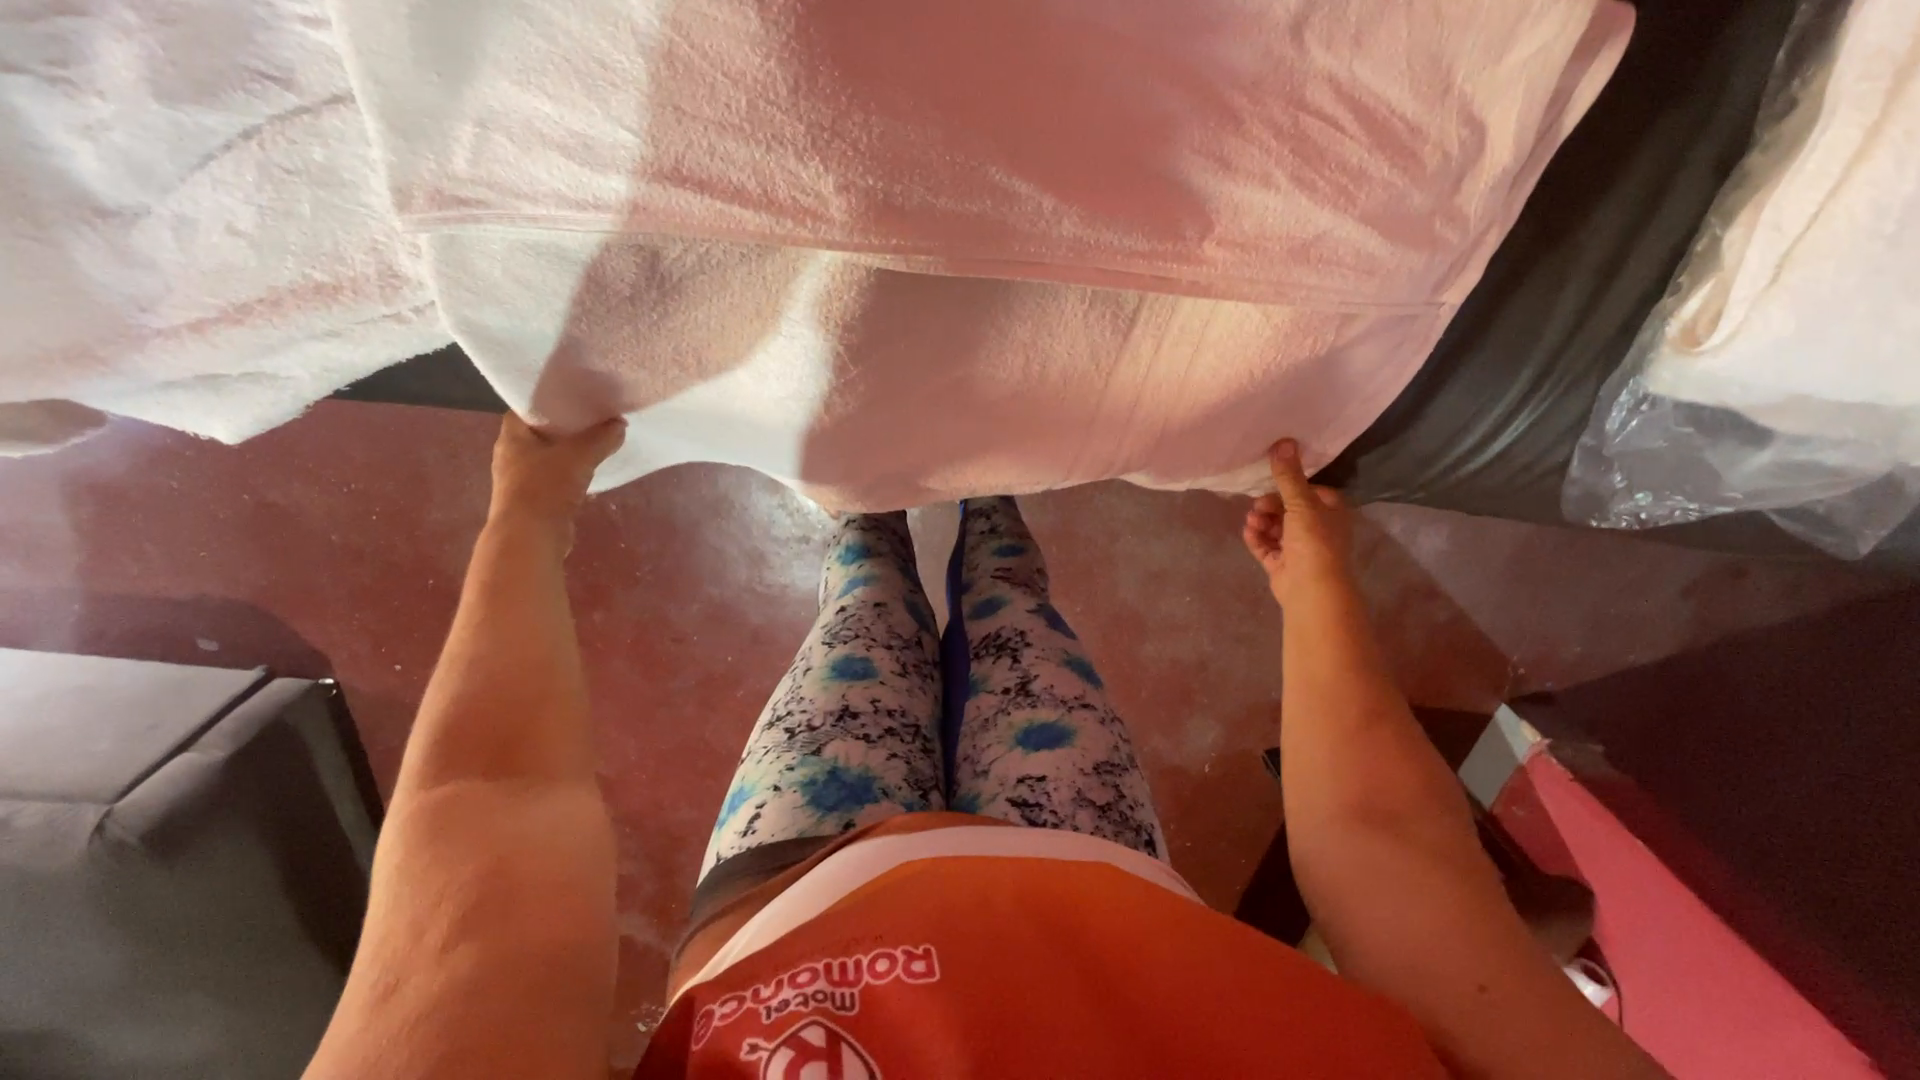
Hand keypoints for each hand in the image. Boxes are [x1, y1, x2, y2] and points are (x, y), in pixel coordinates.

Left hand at [487, 413, 625, 539]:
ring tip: (595, 445)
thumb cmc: (545, 487)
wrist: (530, 537)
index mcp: (512, 437)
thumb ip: (600, 438)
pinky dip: (570, 476)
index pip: (525, 409)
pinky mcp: (532, 501)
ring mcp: (519, 481)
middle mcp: (510, 456)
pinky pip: (553, 480)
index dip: (548, 401)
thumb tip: (619, 424)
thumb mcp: (578, 456)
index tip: (573, 399)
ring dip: (568, 454)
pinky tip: (590, 474)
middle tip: (591, 420)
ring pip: (547, 458)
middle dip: (563, 428)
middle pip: (538, 434)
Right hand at [1241, 439, 1353, 606]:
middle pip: (1288, 509)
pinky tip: (1248, 533)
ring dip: (1261, 521)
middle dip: (1270, 506)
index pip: (1309, 490)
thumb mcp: (1300, 502)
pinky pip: (1267, 546)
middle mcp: (1318, 528)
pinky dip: (1257, 538)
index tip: (1272, 483)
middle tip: (1257, 507)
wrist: (1312, 588)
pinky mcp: (1283, 564)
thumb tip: (1284, 440)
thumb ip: (1288, 475)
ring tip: (1252, 522)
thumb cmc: (1314, 540)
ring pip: (1276, 527)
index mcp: (1330, 511)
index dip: (1290, 487)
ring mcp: (1300, 548)